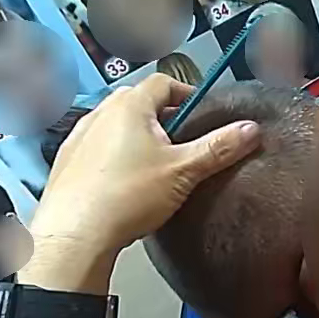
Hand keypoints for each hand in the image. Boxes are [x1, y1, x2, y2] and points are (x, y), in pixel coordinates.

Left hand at [21, 76, 259, 293]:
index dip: (188, 94)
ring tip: (158, 163)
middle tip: (185, 141)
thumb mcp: (185, 170)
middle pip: (140, 101)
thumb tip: (251, 129)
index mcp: (129, 106)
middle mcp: (100, 113)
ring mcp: (79, 136)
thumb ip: (220, 147)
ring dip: (139, 135)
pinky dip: (117, 154)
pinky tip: (128, 181)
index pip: (164, 82)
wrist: (75, 235)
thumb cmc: (127, 196)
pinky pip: (99, 146)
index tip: (203, 113)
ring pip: (118, 124)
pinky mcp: (68, 161)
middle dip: (165, 116)